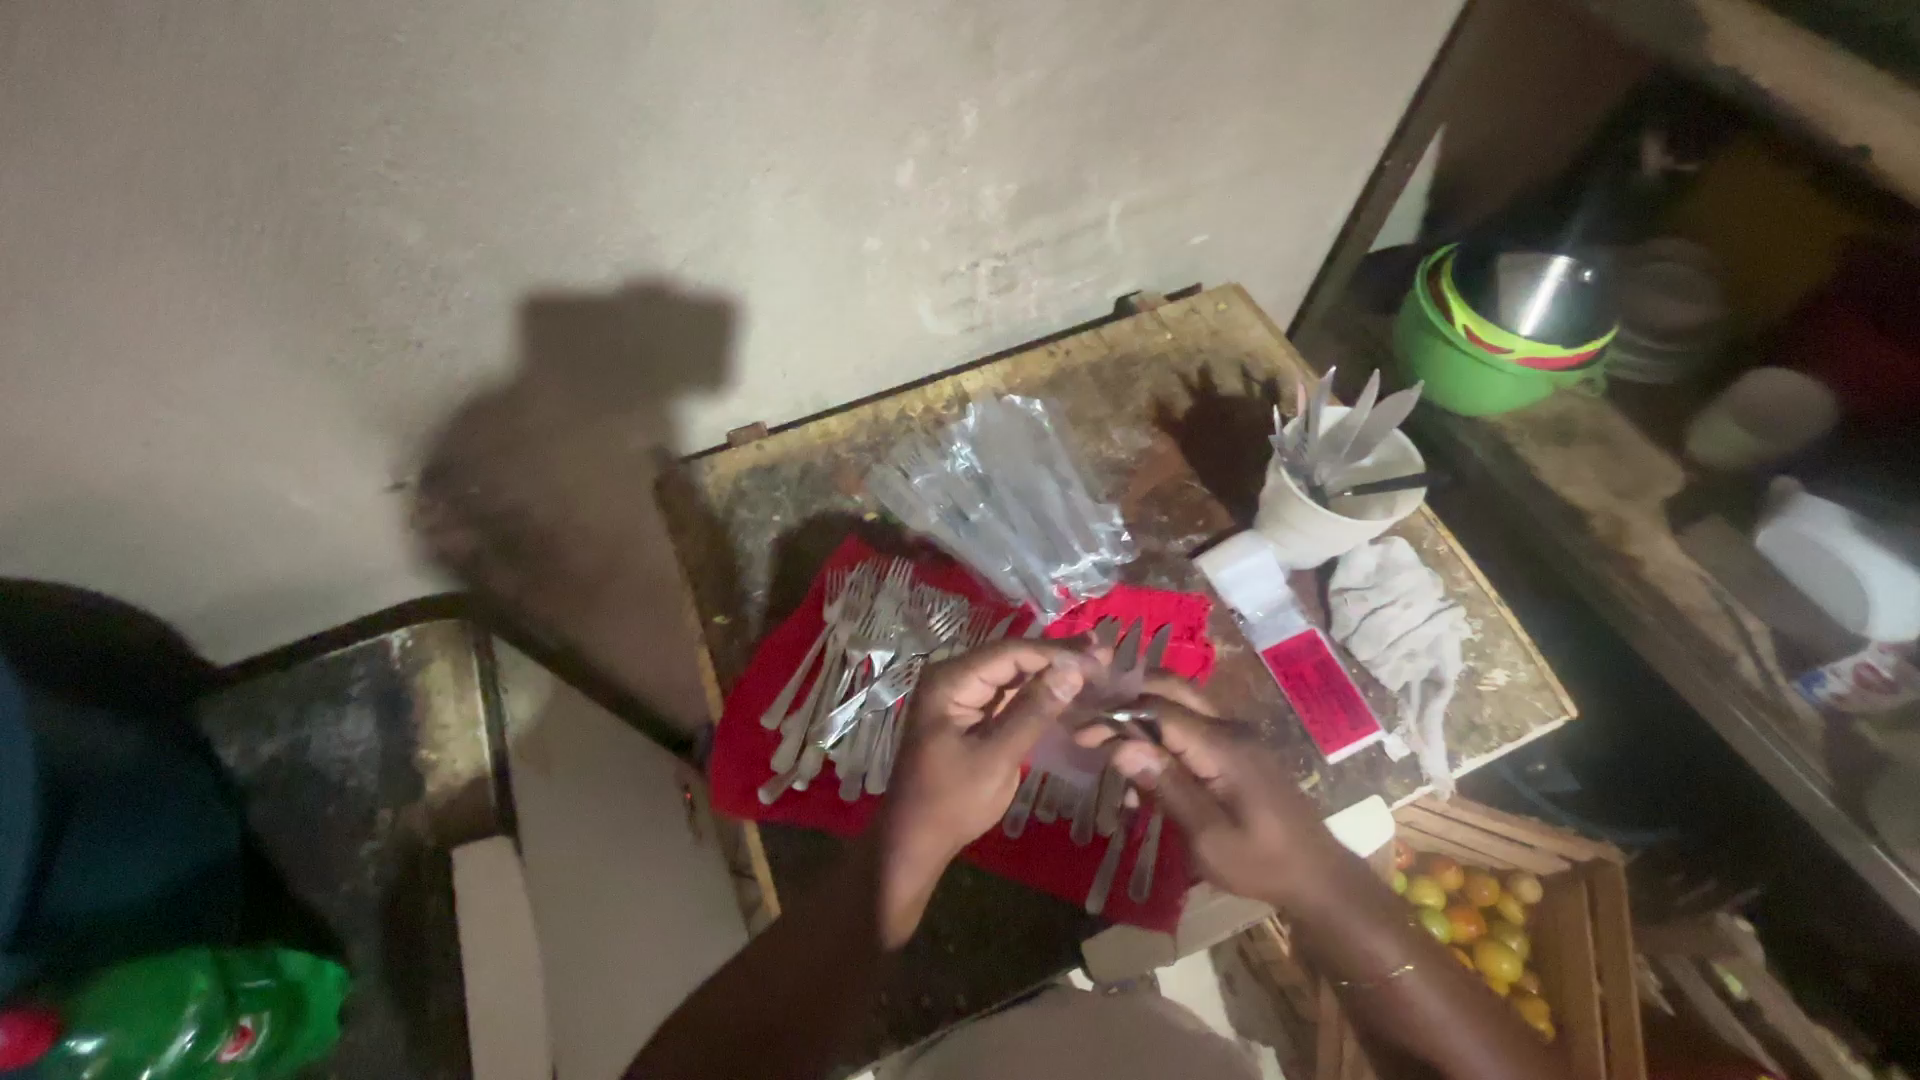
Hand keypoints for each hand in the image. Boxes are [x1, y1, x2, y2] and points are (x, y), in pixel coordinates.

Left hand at [879, 639, 1090, 863]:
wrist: (916, 839)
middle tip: (1106, 654)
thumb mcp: (996, 758)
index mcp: (950, 681)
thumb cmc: (951, 801)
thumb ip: (1033, 712)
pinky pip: (1009, 694)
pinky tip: (1070, 689)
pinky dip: (1039, 692)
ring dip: (1052, 672)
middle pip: (1013, 658)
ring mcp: (962, 695)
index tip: (1099, 659)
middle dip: (1058, 657)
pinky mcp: (972, 714)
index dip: (1056, 654)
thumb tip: (1073, 670)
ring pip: (1014, 674)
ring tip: (1097, 665)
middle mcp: (954, 677)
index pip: (1010, 653)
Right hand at [1078, 677, 1344, 907]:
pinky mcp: (1237, 750)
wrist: (1319, 877)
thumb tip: (1121, 745)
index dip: (1116, 716)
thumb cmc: (1262, 863)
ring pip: (1181, 703)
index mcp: (1222, 746)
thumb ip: (1166, 786)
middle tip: (1093, 721)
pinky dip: (1162, 733)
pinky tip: (1146, 769)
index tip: (1080, 733)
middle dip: (1127, 698)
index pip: (1158, 710)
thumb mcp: (1209, 836)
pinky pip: (1193, 726)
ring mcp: (1236, 736)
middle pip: (1171, 690)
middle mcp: (1229, 728)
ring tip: (1113, 745)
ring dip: (1144, 714)